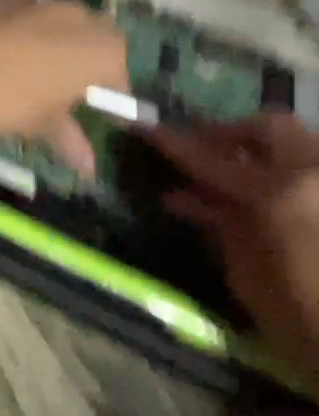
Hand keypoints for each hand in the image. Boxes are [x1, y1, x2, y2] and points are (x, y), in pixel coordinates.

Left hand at [0, 0, 127, 171]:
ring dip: (32, 36)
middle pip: (80, 31)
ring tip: (12, 66)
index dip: (106, 87)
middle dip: (74, 54)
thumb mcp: (38, 124)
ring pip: (35, 16)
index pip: (117, 67)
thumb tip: (87, 166)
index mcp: (97, 45)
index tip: (93, 105)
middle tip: (56, 82)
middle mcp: (61, 12)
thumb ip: (68, 138)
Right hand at [150, 115, 318, 375]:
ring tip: (227, 180)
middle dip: (234, 136)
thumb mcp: (244, 268)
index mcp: (282, 191)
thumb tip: (186, 195)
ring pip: (299, 152)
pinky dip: (285, 187)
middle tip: (203, 153)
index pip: (207, 155)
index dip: (169, 142)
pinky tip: (254, 205)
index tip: (140, 127)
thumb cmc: (298, 313)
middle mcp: (316, 181)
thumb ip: (219, 221)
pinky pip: (308, 184)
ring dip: (262, 160)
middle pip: (273, 130)